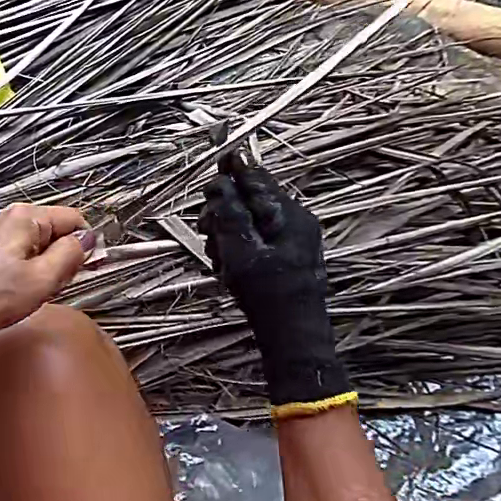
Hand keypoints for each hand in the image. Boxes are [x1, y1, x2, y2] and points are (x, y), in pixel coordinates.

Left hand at [0, 203, 91, 341]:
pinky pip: (18, 252)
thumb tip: (87, 240)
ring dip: (44, 265)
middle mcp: (8, 217)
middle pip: (54, 229)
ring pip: (36, 242)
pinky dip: (26, 269)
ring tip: (34, 290)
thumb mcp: (44, 279)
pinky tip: (18, 290)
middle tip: (56, 284)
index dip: (86, 244)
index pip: (74, 219)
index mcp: (25, 217)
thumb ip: (71, 255)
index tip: (88, 268)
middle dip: (63, 256)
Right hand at [197, 158, 348, 407]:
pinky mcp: (285, 256)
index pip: (256, 178)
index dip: (232, 171)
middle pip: (249, 199)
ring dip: (226, 232)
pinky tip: (228, 266)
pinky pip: (254, 240)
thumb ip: (228, 214)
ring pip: (248, 221)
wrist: (293, 336)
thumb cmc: (267, 294)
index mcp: (289, 215)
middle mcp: (294, 221)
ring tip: (218, 255)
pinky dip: (236, 248)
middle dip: (223, 211)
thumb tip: (219, 182)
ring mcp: (292, 239)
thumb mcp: (241, 251)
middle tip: (205, 228)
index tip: (216, 163)